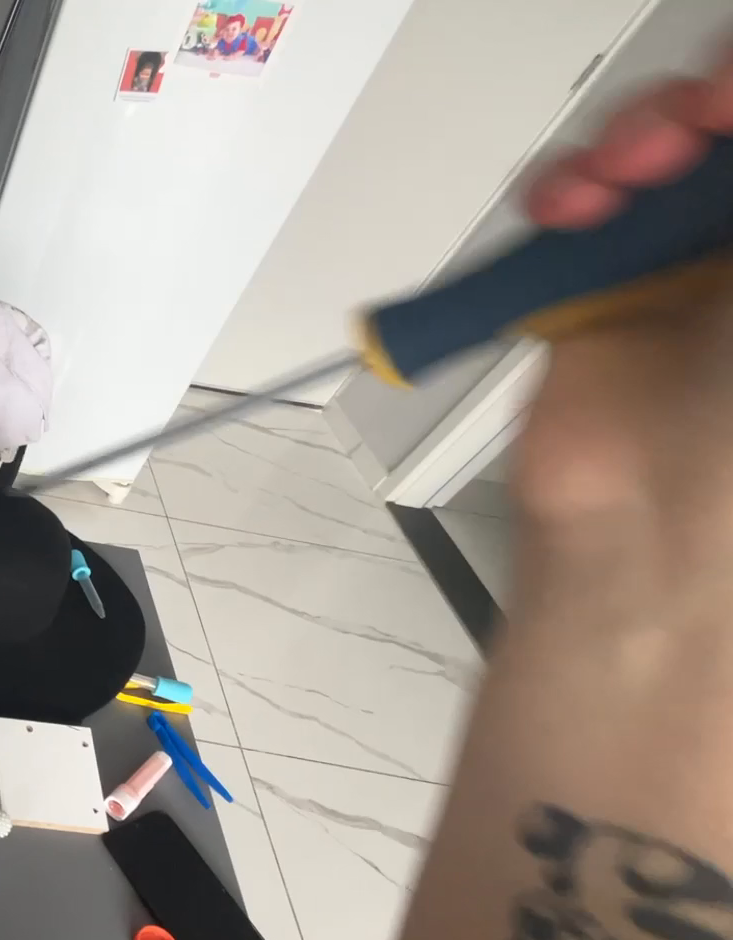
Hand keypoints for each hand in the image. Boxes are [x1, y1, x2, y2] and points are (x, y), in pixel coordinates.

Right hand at [509, 48, 732, 624]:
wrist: (651, 510)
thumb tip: (732, 127)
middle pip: (726, 112)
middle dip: (708, 98)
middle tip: (705, 117)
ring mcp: (679, 246)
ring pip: (648, 140)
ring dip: (629, 137)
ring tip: (624, 168)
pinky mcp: (588, 276)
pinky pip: (565, 201)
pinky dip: (556, 187)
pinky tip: (566, 205)